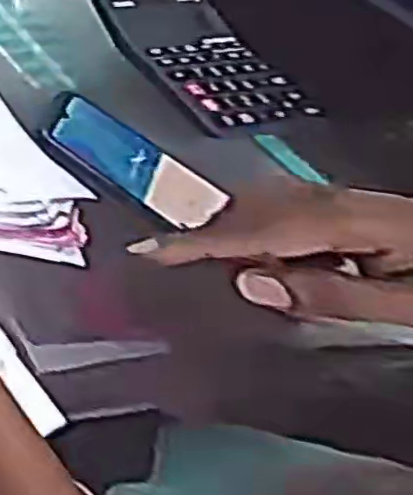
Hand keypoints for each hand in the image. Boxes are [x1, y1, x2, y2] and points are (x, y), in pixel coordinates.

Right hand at [132, 183, 412, 324]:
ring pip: (261, 209)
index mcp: (347, 223)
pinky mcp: (349, 205)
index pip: (248, 233)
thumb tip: (252, 284)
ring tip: (260, 270)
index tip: (144, 251)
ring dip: (244, 237)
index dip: (191, 243)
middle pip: (247, 213)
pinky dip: (266, 232)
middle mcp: (335, 200)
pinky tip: (290, 257)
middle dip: (220, 240)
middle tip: (213, 272)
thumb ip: (334, 296)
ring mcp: (343, 199)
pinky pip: (282, 210)